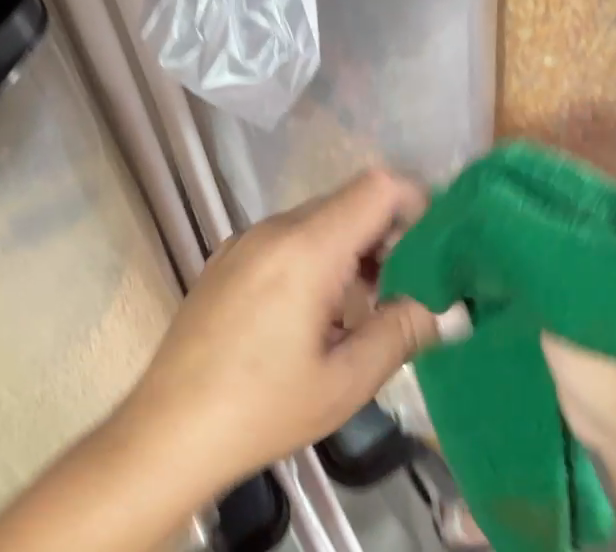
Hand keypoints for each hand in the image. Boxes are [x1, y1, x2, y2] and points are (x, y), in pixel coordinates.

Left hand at [119, 169, 450, 488]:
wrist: (170, 428)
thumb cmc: (263, 408)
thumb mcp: (347, 380)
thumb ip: (402, 331)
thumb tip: (445, 307)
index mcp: (305, 248)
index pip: (376, 187)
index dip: (416, 205)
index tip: (437, 252)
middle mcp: (272, 229)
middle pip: (346, 203)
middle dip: (386, 238)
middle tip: (405, 294)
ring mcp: (243, 241)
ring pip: (315, 223)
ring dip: (350, 253)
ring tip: (360, 315)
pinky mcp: (226, 260)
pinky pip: (284, 240)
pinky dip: (314, 260)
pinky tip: (313, 318)